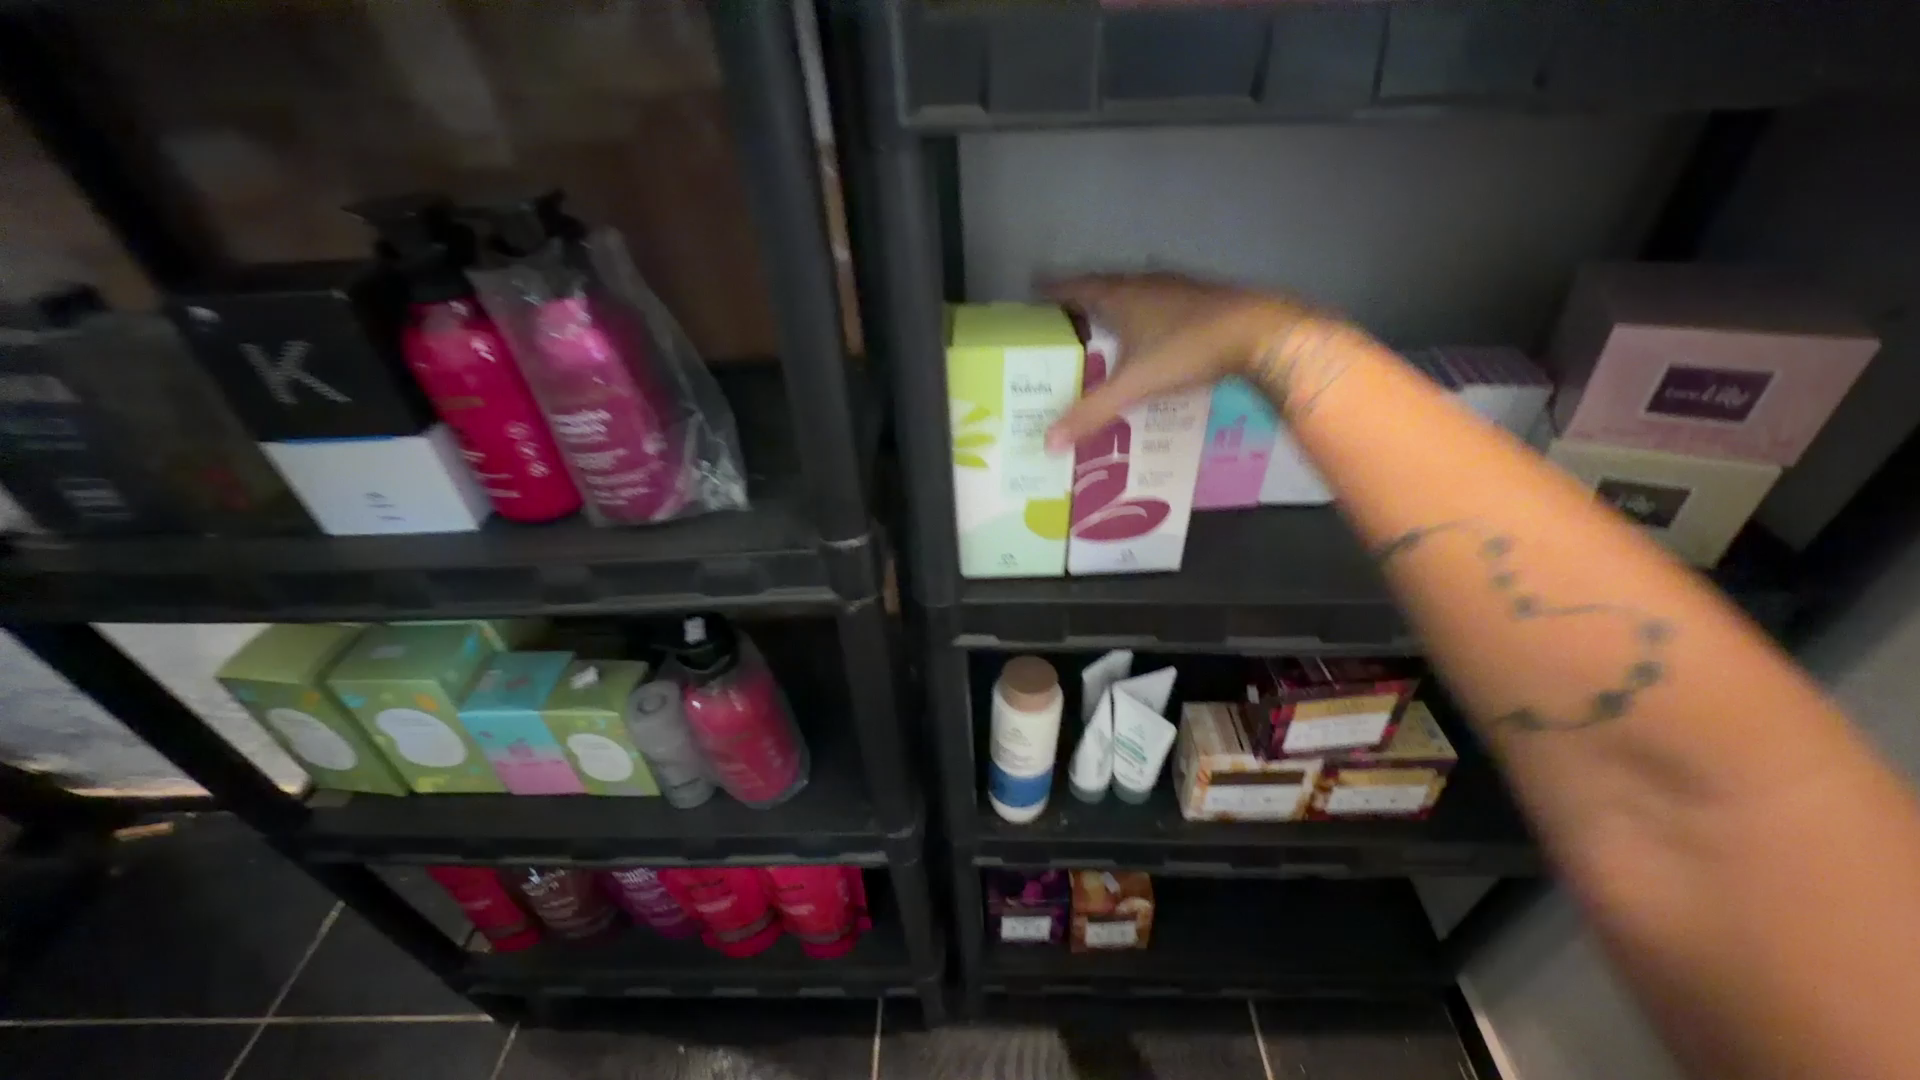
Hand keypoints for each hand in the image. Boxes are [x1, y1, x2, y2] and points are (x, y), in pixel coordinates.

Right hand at [1041, 272, 1344, 450]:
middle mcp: (1146, 285)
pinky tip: (1152, 335)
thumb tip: (1049, 442)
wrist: (1260, 332)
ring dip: (1118, 305)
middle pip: (1105, 286)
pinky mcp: (1203, 301)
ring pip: (1136, 293)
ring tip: (1104, 325)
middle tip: (1066, 314)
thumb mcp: (1134, 386)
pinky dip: (1146, 316)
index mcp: (1122, 296)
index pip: (1077, 286)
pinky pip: (1161, 304)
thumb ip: (1092, 413)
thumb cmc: (1187, 350)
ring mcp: (1178, 289)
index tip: (1036, 290)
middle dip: (1084, 298)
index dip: (1055, 290)